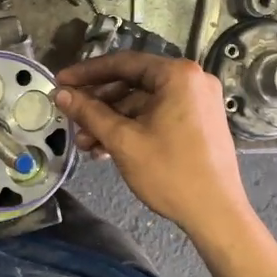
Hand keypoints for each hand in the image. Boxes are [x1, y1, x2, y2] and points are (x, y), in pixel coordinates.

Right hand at [53, 52, 253, 234]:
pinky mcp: (199, 123)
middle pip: (134, 83)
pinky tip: (107, 149)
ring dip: (112, 121)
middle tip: (71, 118)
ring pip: (144, 103)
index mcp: (178, 75)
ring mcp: (198, 102)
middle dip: (99, 104)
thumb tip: (61, 94)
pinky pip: (158, 116)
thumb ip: (90, 113)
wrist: (216, 214)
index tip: (60, 81)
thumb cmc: (170, 172)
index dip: (87, 73)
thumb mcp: (123, 140)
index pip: (123, 63)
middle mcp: (192, 80)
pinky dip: (133, 128)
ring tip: (84, 144)